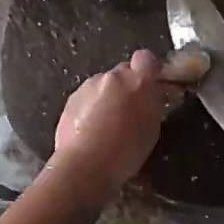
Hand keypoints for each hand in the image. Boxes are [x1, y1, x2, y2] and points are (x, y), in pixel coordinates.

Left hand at [50, 50, 172, 201]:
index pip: (146, 58)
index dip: (148, 69)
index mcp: (138, 82)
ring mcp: (89, 86)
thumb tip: (151, 94)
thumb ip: (151, 103)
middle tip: (128, 110)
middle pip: (122, 73)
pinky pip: (86, 98)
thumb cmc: (125, 152)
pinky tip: (90, 130)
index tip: (149, 83)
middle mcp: (112, 77)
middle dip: (126, 86)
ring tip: (106, 125)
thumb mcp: (151, 128)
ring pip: (102, 86)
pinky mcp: (71, 99)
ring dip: (106, 98)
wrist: (85, 165)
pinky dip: (90, 108)